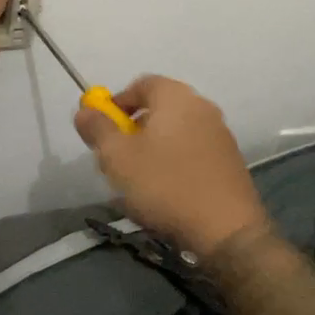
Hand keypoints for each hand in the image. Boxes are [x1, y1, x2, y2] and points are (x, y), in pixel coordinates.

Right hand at [74, 75, 266, 253]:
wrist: (226, 230)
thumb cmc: (164, 184)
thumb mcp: (116, 156)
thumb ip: (97, 128)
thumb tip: (85, 110)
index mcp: (176, 97)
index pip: (140, 84)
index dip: (116, 103)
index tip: (103, 129)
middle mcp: (202, 107)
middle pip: (158, 109)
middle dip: (132, 130)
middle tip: (116, 157)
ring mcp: (220, 135)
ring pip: (174, 133)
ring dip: (152, 149)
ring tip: (138, 180)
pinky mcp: (229, 162)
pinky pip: (191, 152)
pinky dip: (173, 164)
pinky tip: (165, 192)